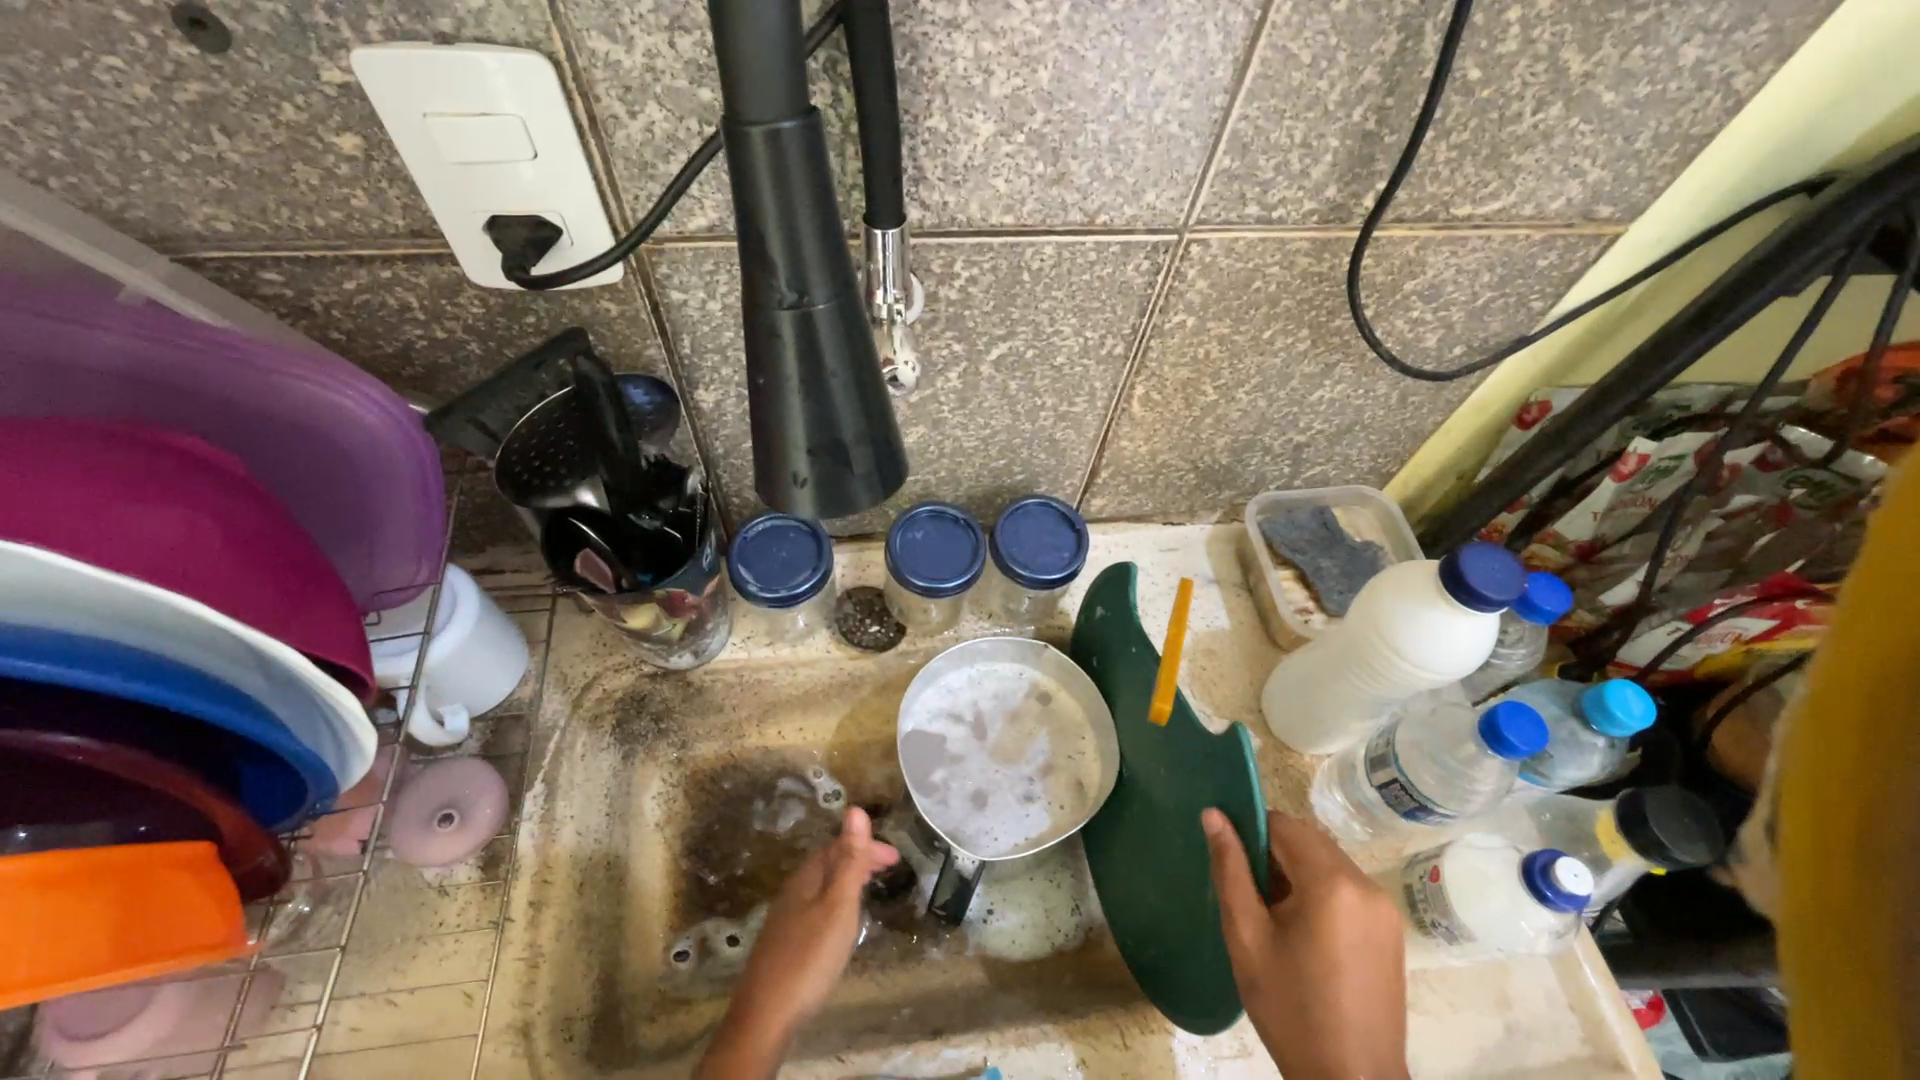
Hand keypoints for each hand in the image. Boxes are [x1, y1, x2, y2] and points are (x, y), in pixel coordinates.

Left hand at [696, 806, 899, 1078]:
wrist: (765, 1015)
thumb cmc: (809, 957)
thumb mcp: (838, 906)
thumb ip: (849, 861)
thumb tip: (854, 809)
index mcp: (806, 879)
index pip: (837, 848)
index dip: (866, 846)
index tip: (895, 858)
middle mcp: (793, 892)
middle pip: (827, 864)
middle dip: (858, 860)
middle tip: (888, 869)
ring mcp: (785, 918)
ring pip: (820, 886)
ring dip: (847, 880)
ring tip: (869, 889)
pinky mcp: (784, 943)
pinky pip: (815, 907)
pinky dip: (835, 902)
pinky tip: (840, 924)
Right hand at [1202, 808, 1409, 1079]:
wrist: (1351, 1078)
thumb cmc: (1290, 1007)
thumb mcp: (1247, 936)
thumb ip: (1230, 869)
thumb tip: (1213, 815)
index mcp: (1332, 883)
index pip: (1285, 825)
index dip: (1252, 832)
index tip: (1229, 861)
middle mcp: (1366, 885)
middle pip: (1309, 841)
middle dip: (1274, 854)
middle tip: (1248, 894)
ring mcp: (1384, 907)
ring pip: (1328, 863)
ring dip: (1296, 872)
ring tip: (1272, 917)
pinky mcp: (1391, 929)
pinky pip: (1347, 888)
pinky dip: (1319, 892)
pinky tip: (1301, 932)